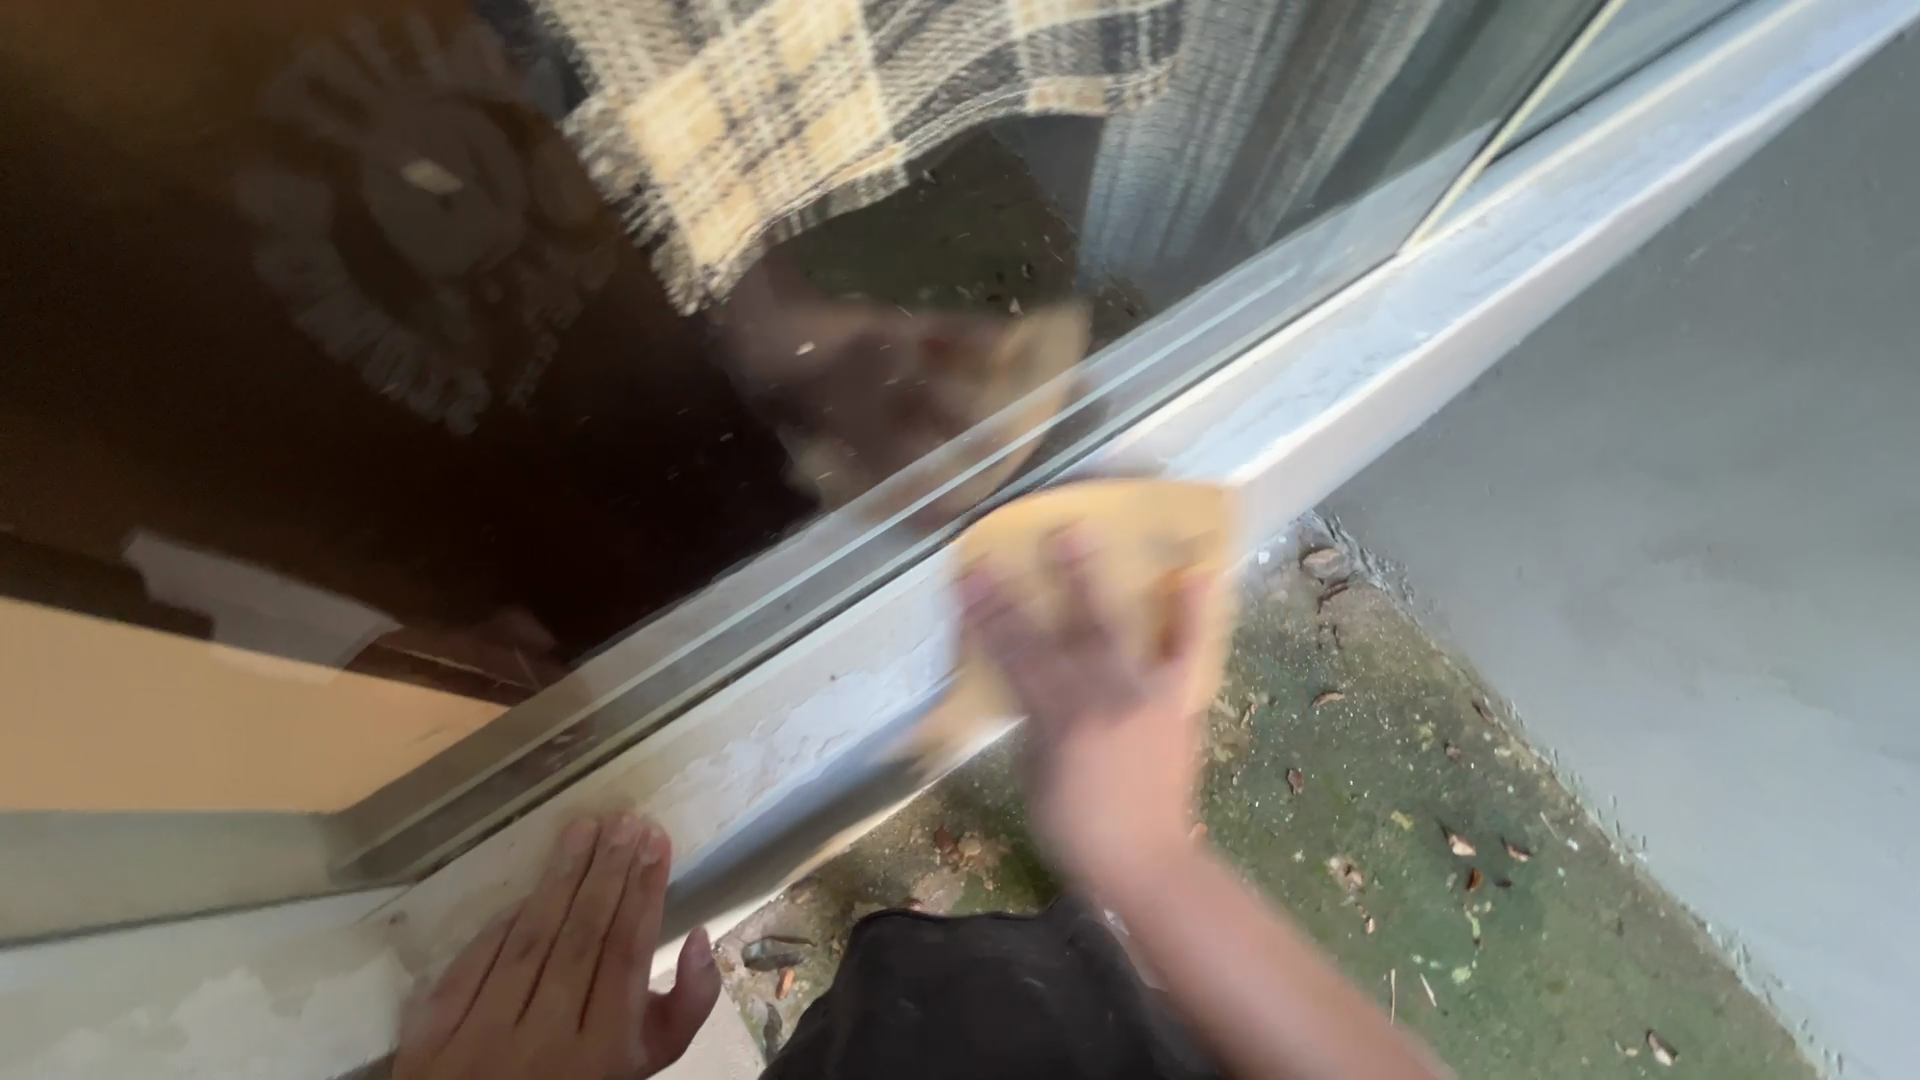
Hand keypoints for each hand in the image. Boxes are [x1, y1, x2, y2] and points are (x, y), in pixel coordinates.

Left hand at [393, 813, 719, 1079]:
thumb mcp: (646, 1061)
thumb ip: (687, 1005)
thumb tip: (699, 937)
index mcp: (602, 1054)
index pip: (627, 952)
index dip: (645, 890)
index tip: (657, 839)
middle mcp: (544, 1045)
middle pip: (583, 937)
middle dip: (610, 870)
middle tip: (627, 820)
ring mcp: (480, 1044)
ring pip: (531, 941)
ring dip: (561, 876)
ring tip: (584, 827)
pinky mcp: (427, 1045)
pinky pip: (470, 968)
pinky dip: (501, 924)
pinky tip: (529, 888)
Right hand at [959, 528, 1210, 892]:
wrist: (1147, 863)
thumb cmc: (1076, 829)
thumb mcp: (1034, 776)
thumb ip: (1034, 720)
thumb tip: (1034, 680)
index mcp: (1058, 722)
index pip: (1015, 656)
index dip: (989, 614)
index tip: (970, 574)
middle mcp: (1100, 699)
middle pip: (1060, 633)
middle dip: (1036, 585)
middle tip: (1025, 537)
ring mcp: (1144, 696)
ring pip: (1113, 629)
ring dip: (1095, 579)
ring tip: (1083, 532)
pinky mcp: (1177, 703)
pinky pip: (1187, 653)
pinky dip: (1192, 612)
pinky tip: (1196, 571)